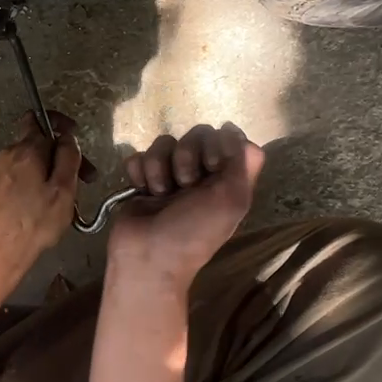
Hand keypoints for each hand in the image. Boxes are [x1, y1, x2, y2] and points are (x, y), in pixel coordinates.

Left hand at [0, 111, 85, 274]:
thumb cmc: (35, 223)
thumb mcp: (64, 191)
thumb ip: (68, 158)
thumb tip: (66, 138)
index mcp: (25, 151)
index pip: (40, 119)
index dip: (59, 124)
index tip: (72, 140)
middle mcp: (4, 155)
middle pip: (34, 146)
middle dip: (56, 158)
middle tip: (79, 182)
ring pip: (22, 164)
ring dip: (40, 174)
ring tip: (55, 201)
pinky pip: (9, 179)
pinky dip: (23, 186)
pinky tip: (31, 208)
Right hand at [108, 123, 264, 290]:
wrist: (147, 254)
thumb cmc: (194, 231)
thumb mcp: (231, 200)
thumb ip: (241, 161)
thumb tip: (230, 127)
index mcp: (226, 178)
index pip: (228, 137)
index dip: (218, 146)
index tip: (213, 167)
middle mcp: (200, 174)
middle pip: (195, 135)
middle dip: (186, 157)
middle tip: (184, 185)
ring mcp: (169, 175)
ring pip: (164, 143)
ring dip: (160, 167)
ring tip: (160, 193)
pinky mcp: (142, 180)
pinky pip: (139, 156)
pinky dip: (140, 173)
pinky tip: (142, 191)